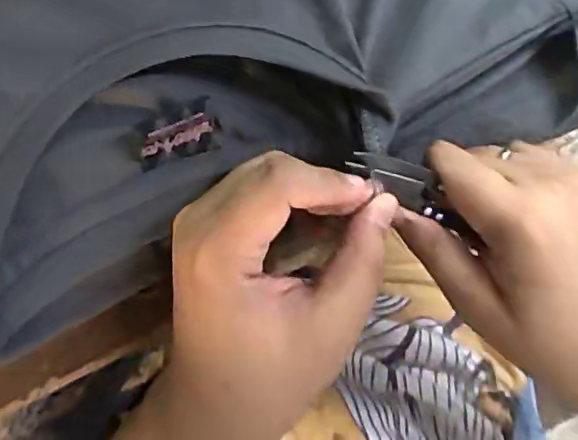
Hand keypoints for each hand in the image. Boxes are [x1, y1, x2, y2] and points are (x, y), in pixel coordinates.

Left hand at [117, 151, 398, 439]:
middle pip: (269, 170)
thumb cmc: (273, 378)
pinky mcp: (199, 219)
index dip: (329, 182)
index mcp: (219, 250)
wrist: (212, 408)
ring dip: (307, 184)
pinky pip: (250, 184)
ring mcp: (193, 217)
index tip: (372, 198)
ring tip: (346, 211)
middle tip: (364, 207)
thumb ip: (361, 260)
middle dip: (322, 181)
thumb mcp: (331, 328)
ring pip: (261, 170)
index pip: (278, 183)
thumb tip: (384, 200)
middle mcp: (197, 220)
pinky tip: (317, 214)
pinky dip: (288, 191)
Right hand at [394, 142, 577, 439]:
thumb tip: (393, 206)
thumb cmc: (547, 342)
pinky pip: (528, 154)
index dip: (433, 181)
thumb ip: (434, 249)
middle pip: (472, 154)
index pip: (448, 157)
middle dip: (462, 185)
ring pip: (498, 151)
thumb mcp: (478, 308)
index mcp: (519, 217)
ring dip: (489, 178)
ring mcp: (570, 173)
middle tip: (477, 235)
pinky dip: (517, 175)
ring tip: (506, 225)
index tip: (441, 217)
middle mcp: (546, 181)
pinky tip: (531, 215)